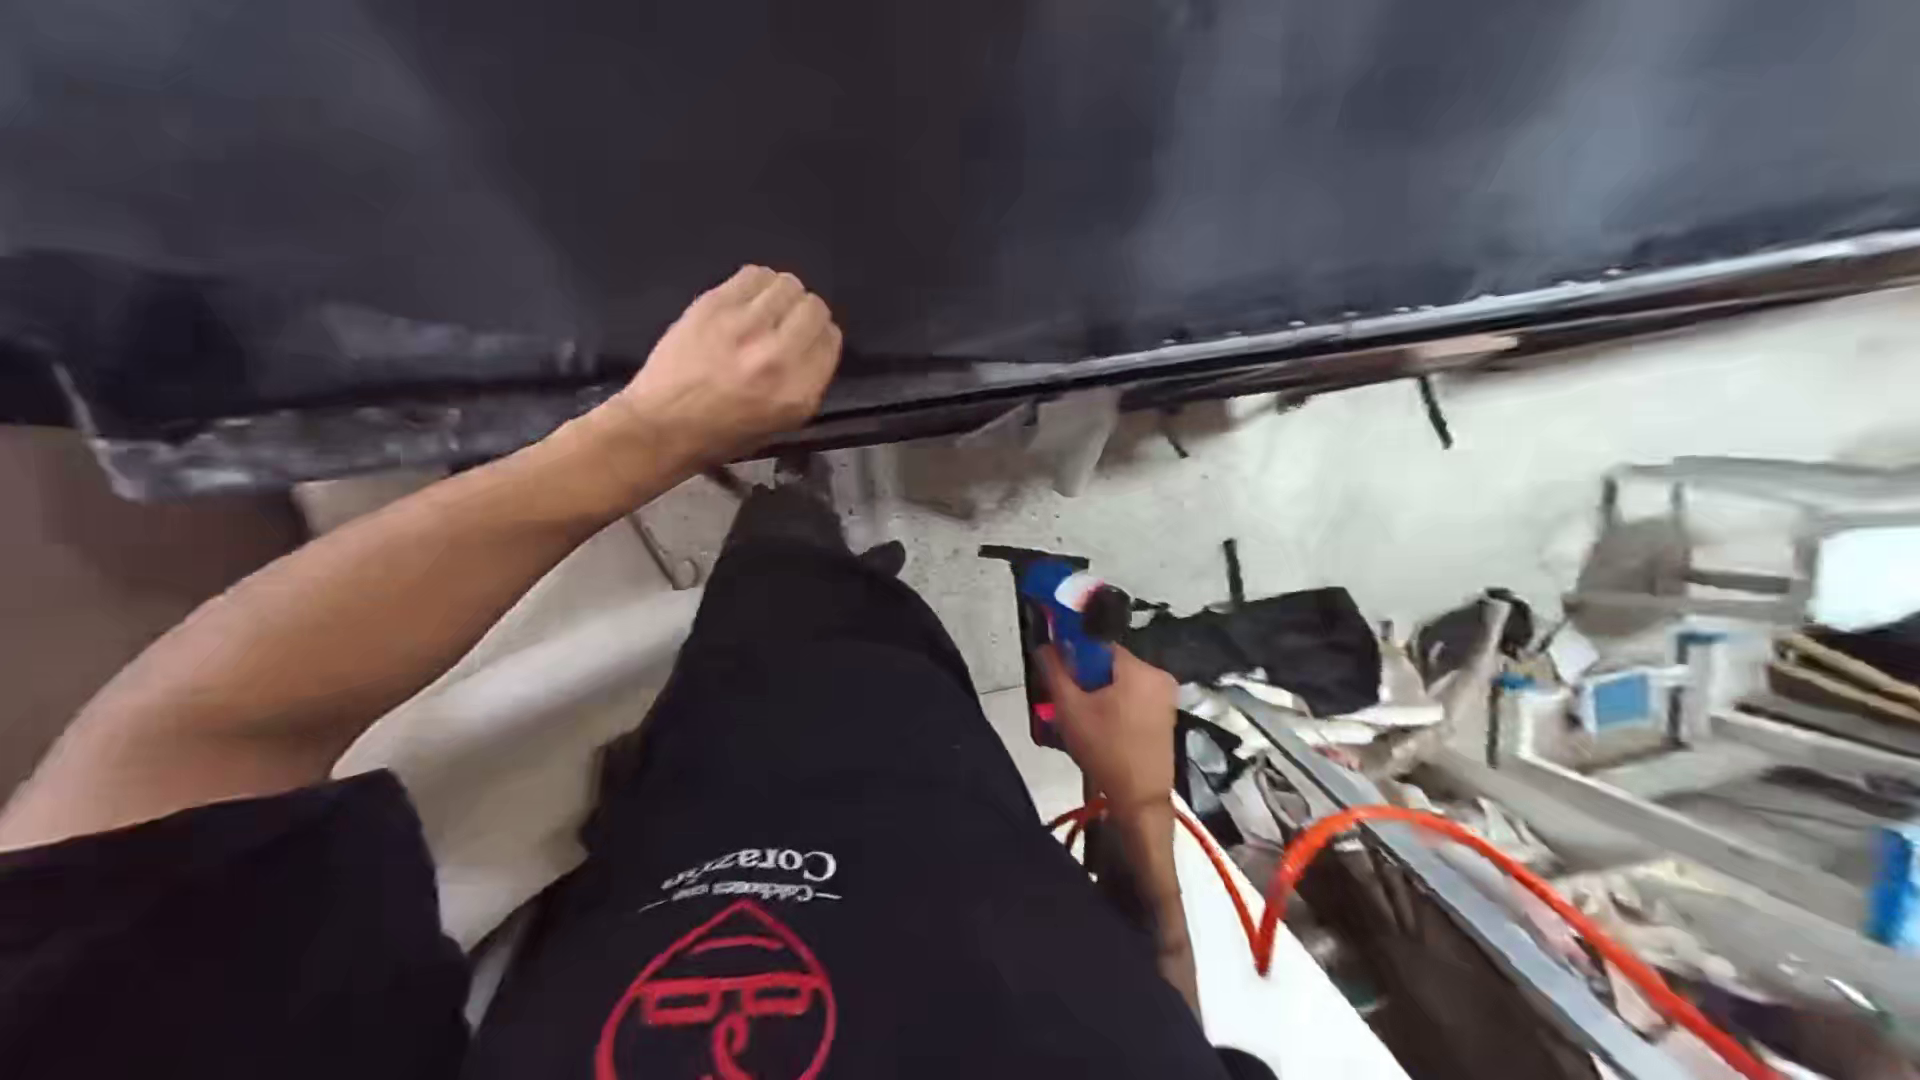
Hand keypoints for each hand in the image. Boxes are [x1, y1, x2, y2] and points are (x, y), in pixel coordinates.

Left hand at [609, 265, 842, 466]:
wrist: (663, 425)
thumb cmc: (724, 433)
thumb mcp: (783, 422)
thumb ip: (808, 381)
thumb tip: (814, 344)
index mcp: (799, 392)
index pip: (831, 340)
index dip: (820, 337)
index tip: (806, 341)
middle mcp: (778, 356)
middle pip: (814, 309)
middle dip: (806, 314)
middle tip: (787, 324)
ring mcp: (745, 326)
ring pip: (787, 284)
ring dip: (782, 295)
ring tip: (767, 309)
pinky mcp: (715, 305)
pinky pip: (754, 275)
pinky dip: (758, 283)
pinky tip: (747, 299)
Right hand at [1036, 644, 1177, 813]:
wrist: (1139, 797)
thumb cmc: (1104, 749)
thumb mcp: (1069, 708)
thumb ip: (1054, 671)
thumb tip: (1045, 646)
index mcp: (1139, 669)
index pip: (1098, 646)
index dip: (1076, 658)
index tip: (1063, 678)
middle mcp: (1158, 676)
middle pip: (1110, 664)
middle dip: (1087, 679)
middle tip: (1072, 703)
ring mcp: (1166, 696)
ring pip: (1121, 681)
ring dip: (1101, 693)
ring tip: (1086, 719)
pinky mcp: (1167, 714)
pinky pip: (1134, 697)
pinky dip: (1117, 705)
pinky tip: (1104, 727)